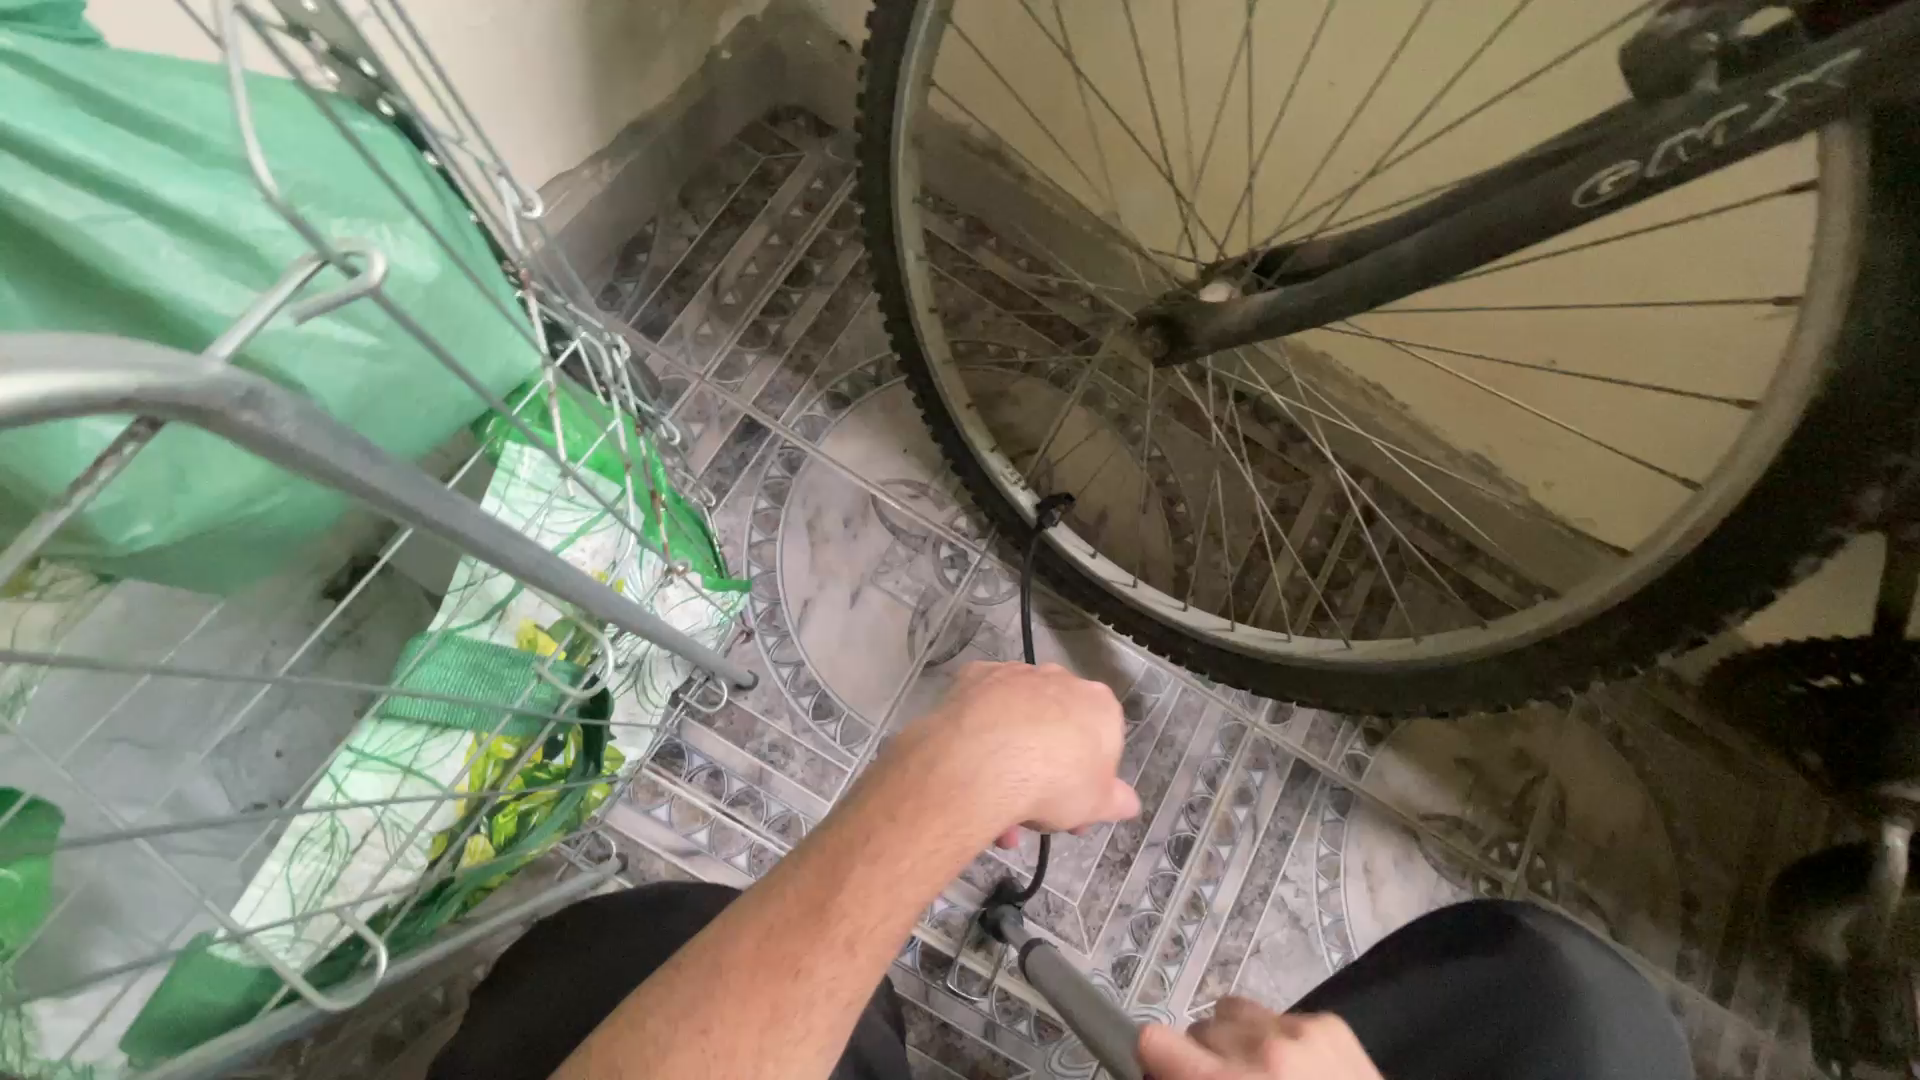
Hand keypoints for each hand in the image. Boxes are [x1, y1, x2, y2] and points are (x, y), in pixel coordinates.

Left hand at [884, 662, 1139, 842]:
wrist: (985, 761)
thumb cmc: (1053, 783)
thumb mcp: (1096, 805)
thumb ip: (1116, 801)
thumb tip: (1129, 802)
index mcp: (1099, 705)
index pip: (1101, 740)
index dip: (1086, 777)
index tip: (1070, 805)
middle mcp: (1060, 679)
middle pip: (1057, 725)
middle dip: (1047, 765)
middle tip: (1031, 809)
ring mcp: (1016, 673)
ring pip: (1017, 716)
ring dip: (1011, 751)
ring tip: (992, 801)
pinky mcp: (976, 675)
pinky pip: (981, 703)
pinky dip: (979, 726)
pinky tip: (970, 761)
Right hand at [1138, 999, 1383, 1078]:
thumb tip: (1161, 1072)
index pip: (1155, 1041)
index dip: (1157, 1060)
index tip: (1167, 1077)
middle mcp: (1260, 1049)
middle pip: (1197, 1029)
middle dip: (1204, 1059)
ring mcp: (1298, 1030)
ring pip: (1232, 1013)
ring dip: (1237, 1041)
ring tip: (1261, 1077)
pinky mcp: (1329, 1023)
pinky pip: (1276, 1015)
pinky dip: (1277, 1041)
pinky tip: (1301, 1074)